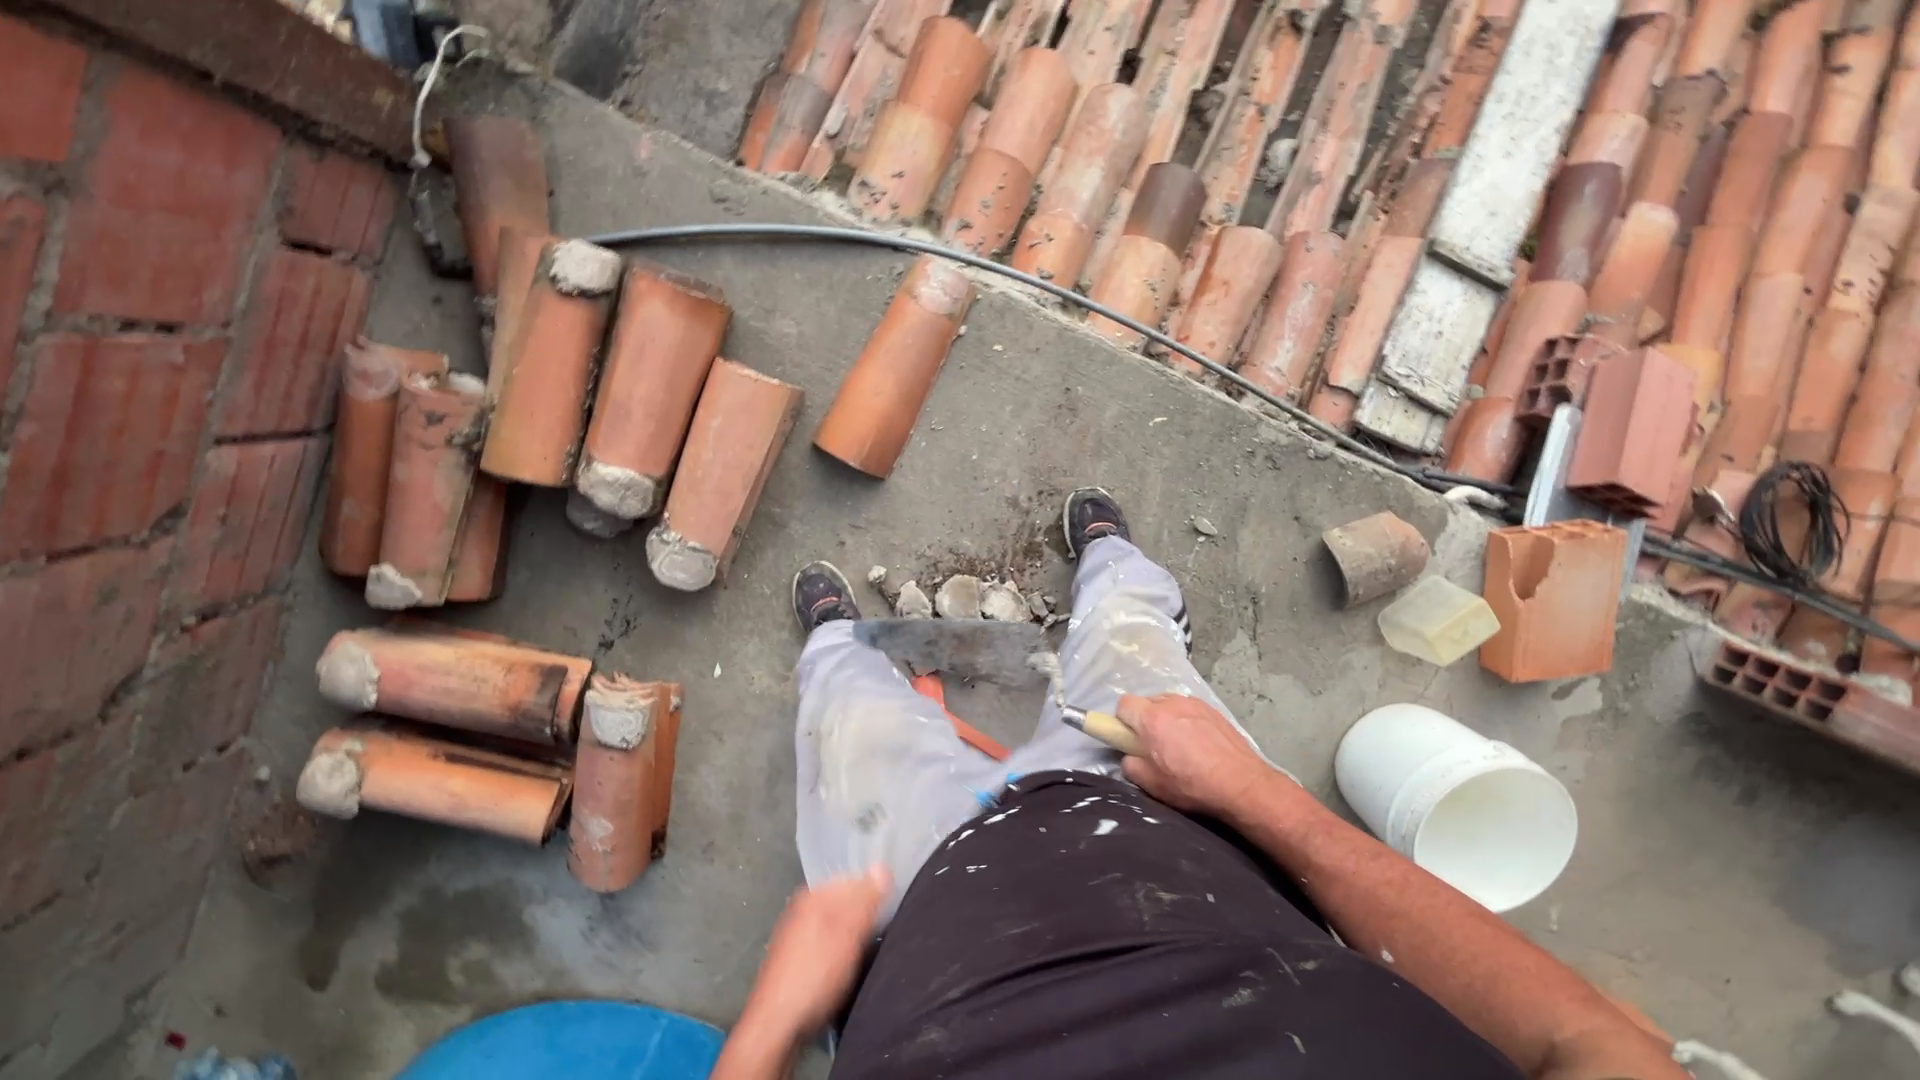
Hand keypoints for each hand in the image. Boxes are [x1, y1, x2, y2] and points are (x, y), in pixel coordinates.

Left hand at [741, 865, 890, 1040]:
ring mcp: (798, 933)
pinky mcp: (797, 958)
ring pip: (838, 924)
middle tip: (880, 936)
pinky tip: (846, 969)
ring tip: (866, 954)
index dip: (875, 893)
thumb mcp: (847, 933)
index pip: (854, 878)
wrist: (776, 1024)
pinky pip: (829, 943)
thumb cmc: (815, 974)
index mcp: (813, 894)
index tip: (888, 913)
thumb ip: (865, 899)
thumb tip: (882, 867)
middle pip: (846, 901)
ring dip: (854, 936)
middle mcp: (803, 908)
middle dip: (865, 916)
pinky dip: (841, 951)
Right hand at [1117, 693, 1278, 817]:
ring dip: (1166, 718)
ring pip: (1169, 704)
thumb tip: (1130, 757)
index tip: (1130, 740)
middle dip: (1145, 720)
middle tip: (1154, 746)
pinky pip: (1189, 709)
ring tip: (1179, 745)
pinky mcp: (1214, 710)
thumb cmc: (1193, 785)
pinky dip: (1186, 720)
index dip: (1122, 722)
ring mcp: (1195, 704)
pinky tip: (1199, 743)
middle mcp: (1172, 703)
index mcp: (1152, 719)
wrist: (1243, 785)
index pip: (1123, 704)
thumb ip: (1130, 765)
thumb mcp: (1152, 784)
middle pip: (1146, 702)